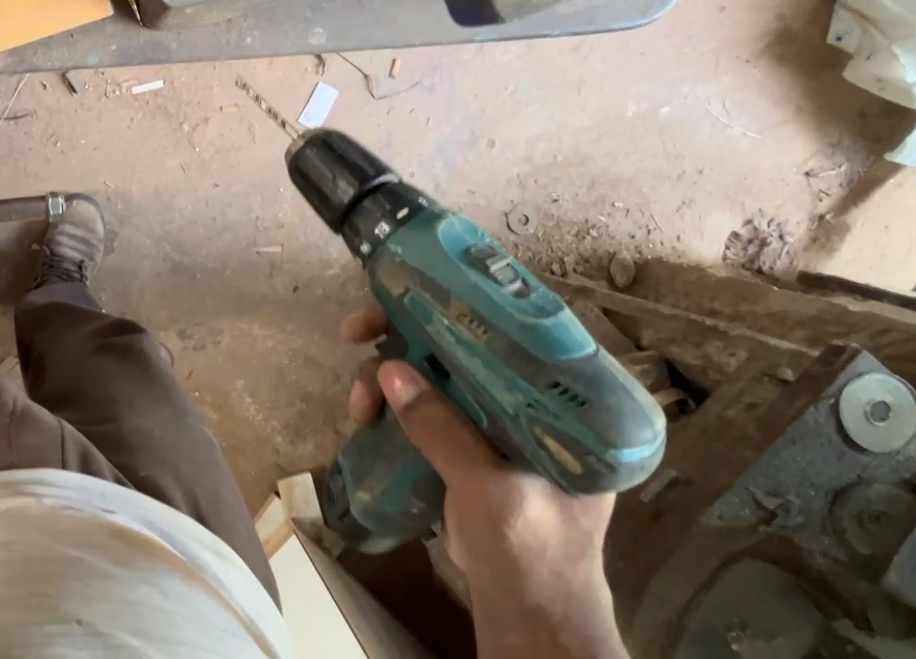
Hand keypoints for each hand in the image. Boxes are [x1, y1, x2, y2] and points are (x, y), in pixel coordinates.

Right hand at [343, 306, 626, 656]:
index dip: (459, 303)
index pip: (514, 329)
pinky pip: (422, 405)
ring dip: (385, 379)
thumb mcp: (490, 491)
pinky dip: (389, 404)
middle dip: (401, 336)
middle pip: (460, 343)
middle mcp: (528, 400)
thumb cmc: (533, 555)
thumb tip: (388, 370)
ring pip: (432, 372)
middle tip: (354, 333)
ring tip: (358, 409)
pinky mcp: (467, 442)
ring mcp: (495, 421)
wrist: (529, 620)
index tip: (406, 296)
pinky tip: (365, 419)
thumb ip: (444, 431)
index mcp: (561, 403)